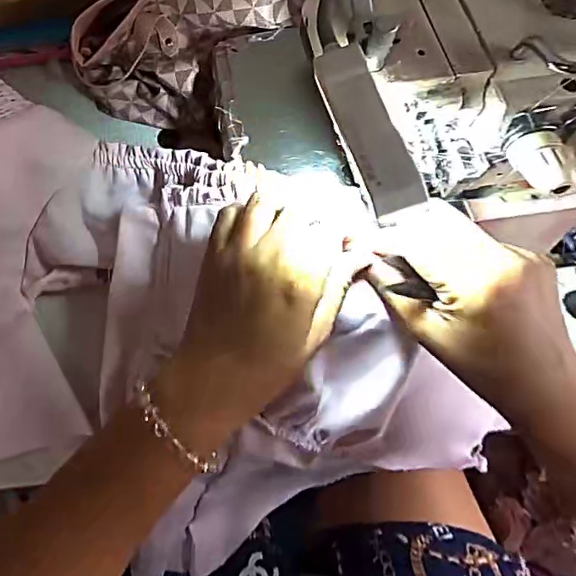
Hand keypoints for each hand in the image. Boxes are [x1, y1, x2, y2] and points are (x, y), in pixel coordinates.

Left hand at [153, 184, 366, 452]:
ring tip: (288, 224)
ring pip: (264, 199)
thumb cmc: (272, 363)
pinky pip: (232, 212)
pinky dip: (247, 212)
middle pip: (299, 208)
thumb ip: (338, 285)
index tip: (345, 242)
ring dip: (282, 207)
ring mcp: (237, 247)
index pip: (330, 229)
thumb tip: (361, 254)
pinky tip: (256, 228)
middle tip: (318, 233)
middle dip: (315, 216)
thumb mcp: (317, 331)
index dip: (343, 232)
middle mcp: (269, 252)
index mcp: (300, 276)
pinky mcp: (213, 249)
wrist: (214, 376)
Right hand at [366, 201, 575, 429]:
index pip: (417, 241)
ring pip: (458, 227)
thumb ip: (395, 292)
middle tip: (388, 255)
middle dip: (406, 233)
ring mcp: (521, 253)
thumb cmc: (490, 371)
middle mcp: (504, 257)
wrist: (548, 385)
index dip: (383, 239)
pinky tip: (459, 278)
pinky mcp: (530, 254)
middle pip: (437, 221)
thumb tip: (369, 261)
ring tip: (425, 273)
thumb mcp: (430, 335)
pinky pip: (481, 239)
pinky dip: (460, 250)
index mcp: (477, 281)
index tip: (361, 242)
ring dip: (432, 239)